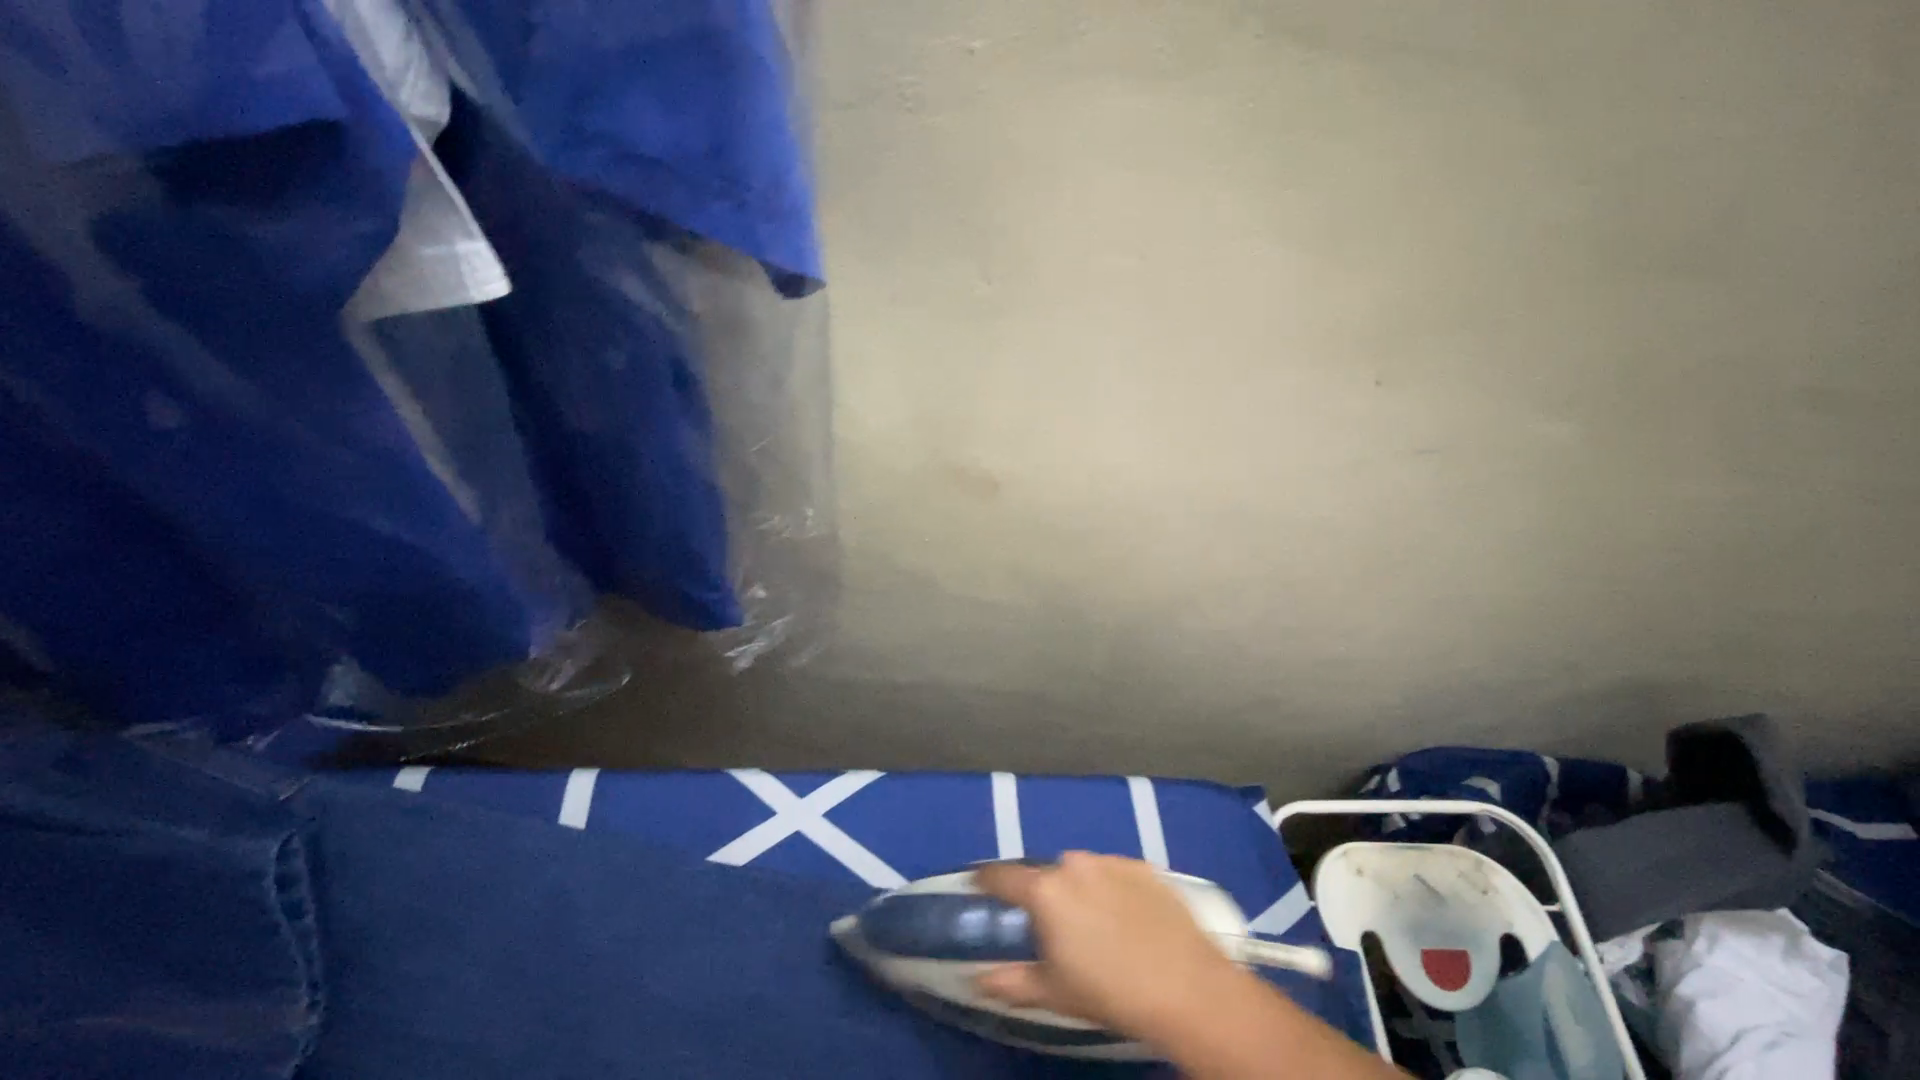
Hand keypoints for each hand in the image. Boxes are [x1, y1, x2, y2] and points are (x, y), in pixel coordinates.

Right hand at [971, 852, 1249, 1043]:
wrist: (1188, 988)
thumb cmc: (1110, 992)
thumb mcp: (1053, 993)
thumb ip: (1009, 981)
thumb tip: (977, 978)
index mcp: (1045, 891)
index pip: (1001, 876)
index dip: (985, 880)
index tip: (978, 886)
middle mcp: (1075, 865)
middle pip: (1046, 874)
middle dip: (1043, 894)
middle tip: (1051, 926)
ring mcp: (1113, 863)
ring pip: (1082, 871)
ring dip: (1078, 889)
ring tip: (1093, 925)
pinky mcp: (1146, 868)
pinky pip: (1115, 874)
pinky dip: (1111, 889)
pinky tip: (1126, 920)